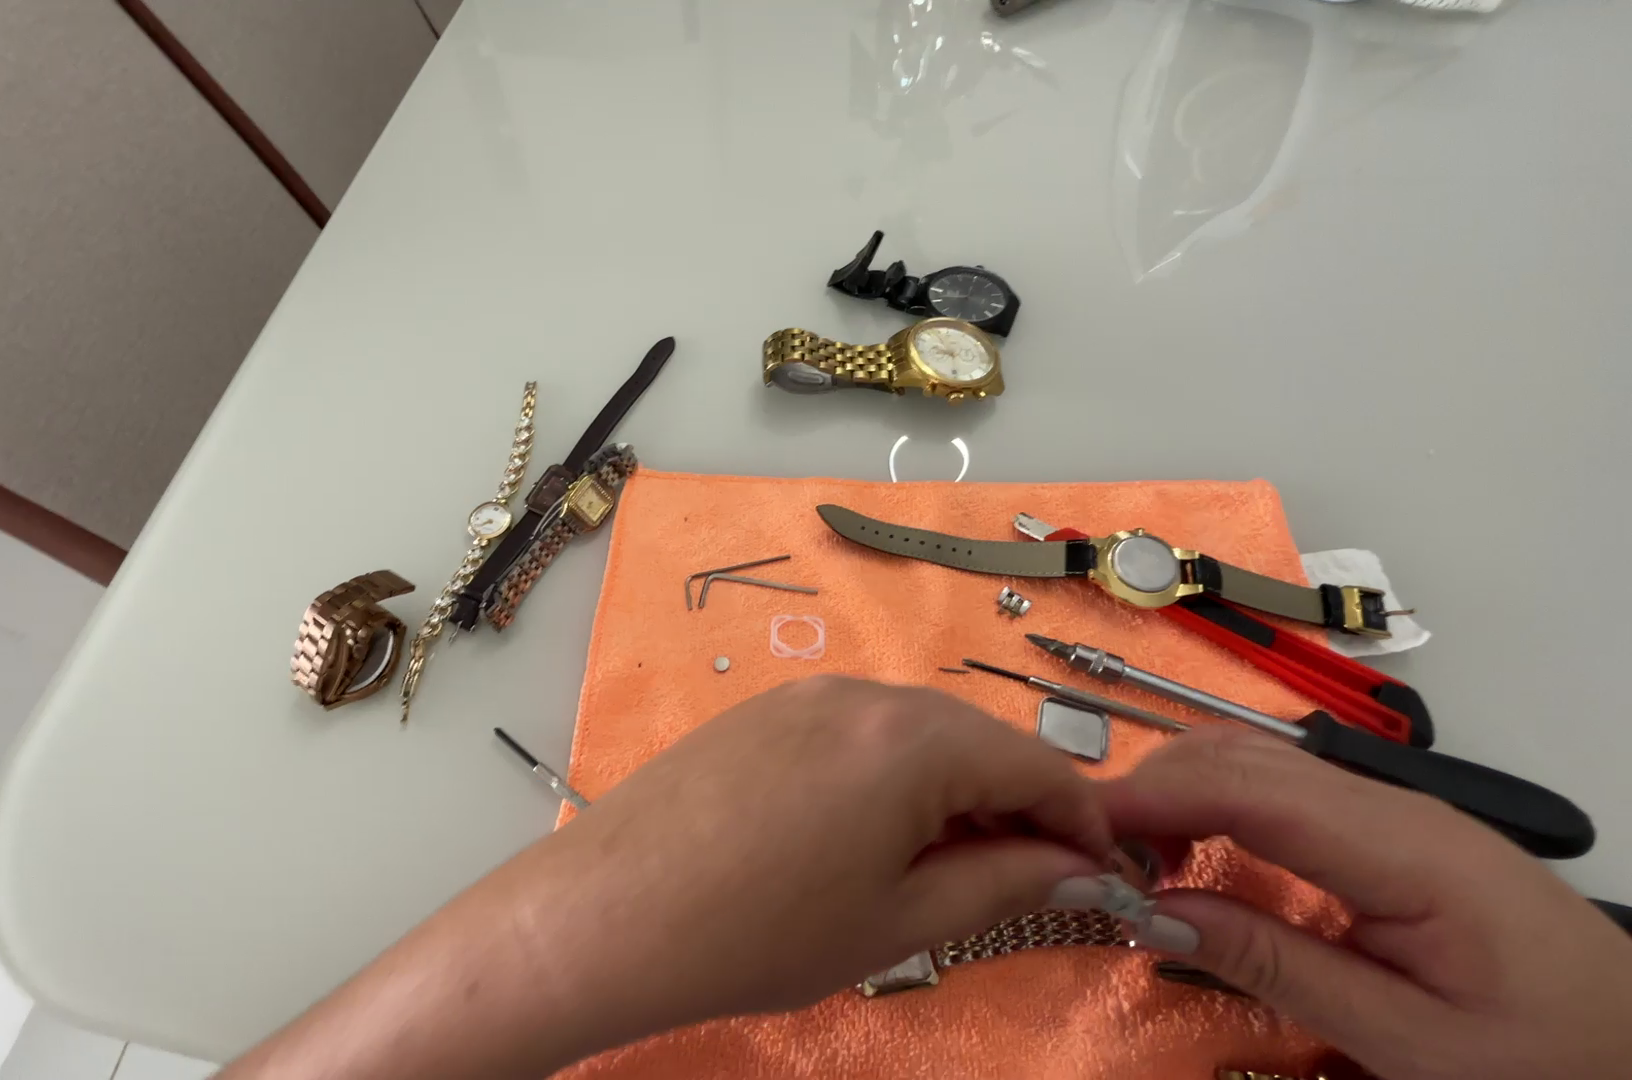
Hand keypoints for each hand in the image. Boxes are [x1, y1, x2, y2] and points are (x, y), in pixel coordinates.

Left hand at [530, 674, 1111, 1022]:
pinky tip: (865, 825)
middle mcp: (861, 692)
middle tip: (1019, 874)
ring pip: (910, 730)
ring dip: (947, 784)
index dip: (1080, 819)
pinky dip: (886, 770)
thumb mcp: (898, 919)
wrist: (614, 905)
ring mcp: (804, 693)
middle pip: (970, 736)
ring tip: (939, 858)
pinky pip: (853, 728)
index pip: (1033, 762)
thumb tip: (1075, 868)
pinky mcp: (763, 708)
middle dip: (1011, 799)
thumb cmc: (765, 930)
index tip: (1097, 872)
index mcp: (910, 737)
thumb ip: (1001, 882)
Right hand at [1105, 730, 1631, 1079]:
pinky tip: (1195, 844)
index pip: (1243, 789)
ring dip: (1172, 789)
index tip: (1079, 831)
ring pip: (1242, 755)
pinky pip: (1268, 779)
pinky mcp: (1378, 817)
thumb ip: (1274, 965)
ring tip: (1141, 855)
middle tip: (1099, 857)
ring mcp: (1384, 802)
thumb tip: (1147, 910)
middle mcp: (1385, 801)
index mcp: (1402, 849)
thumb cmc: (1556, 1061)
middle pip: (1232, 756)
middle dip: (1146, 790)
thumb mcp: (1415, 1043)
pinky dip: (1206, 796)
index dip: (1148, 797)